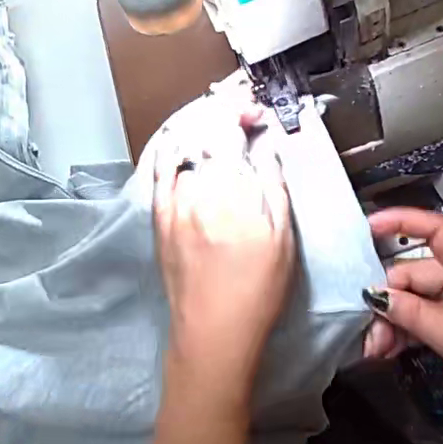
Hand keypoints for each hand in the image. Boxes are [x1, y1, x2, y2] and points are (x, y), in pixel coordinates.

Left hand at [152, 104, 296, 412]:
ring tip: (216, 128)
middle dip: (223, 116)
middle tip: (240, 120)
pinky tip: (176, 140)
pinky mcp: (158, 218)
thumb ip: (274, 186)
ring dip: (199, 130)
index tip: (256, 116)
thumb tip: (266, 149)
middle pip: (204, 135)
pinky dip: (168, 149)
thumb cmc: (258, 290)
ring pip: (180, 148)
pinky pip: (159, 172)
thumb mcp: (283, 238)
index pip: (229, 131)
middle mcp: (197, 191)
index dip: (241, 112)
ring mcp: (173, 204)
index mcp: (232, 193)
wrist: (214, 331)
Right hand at [363, 207, 442, 433]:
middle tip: (367, 329)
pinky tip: (389, 350)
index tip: (368, 227)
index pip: (441, 231)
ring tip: (375, 348)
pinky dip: (408, 331)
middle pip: (421, 272)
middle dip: (390, 297)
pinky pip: (428, 318)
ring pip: (420, 298)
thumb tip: (376, 296)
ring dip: (395, 320)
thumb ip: (414, 314)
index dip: (403, 221)